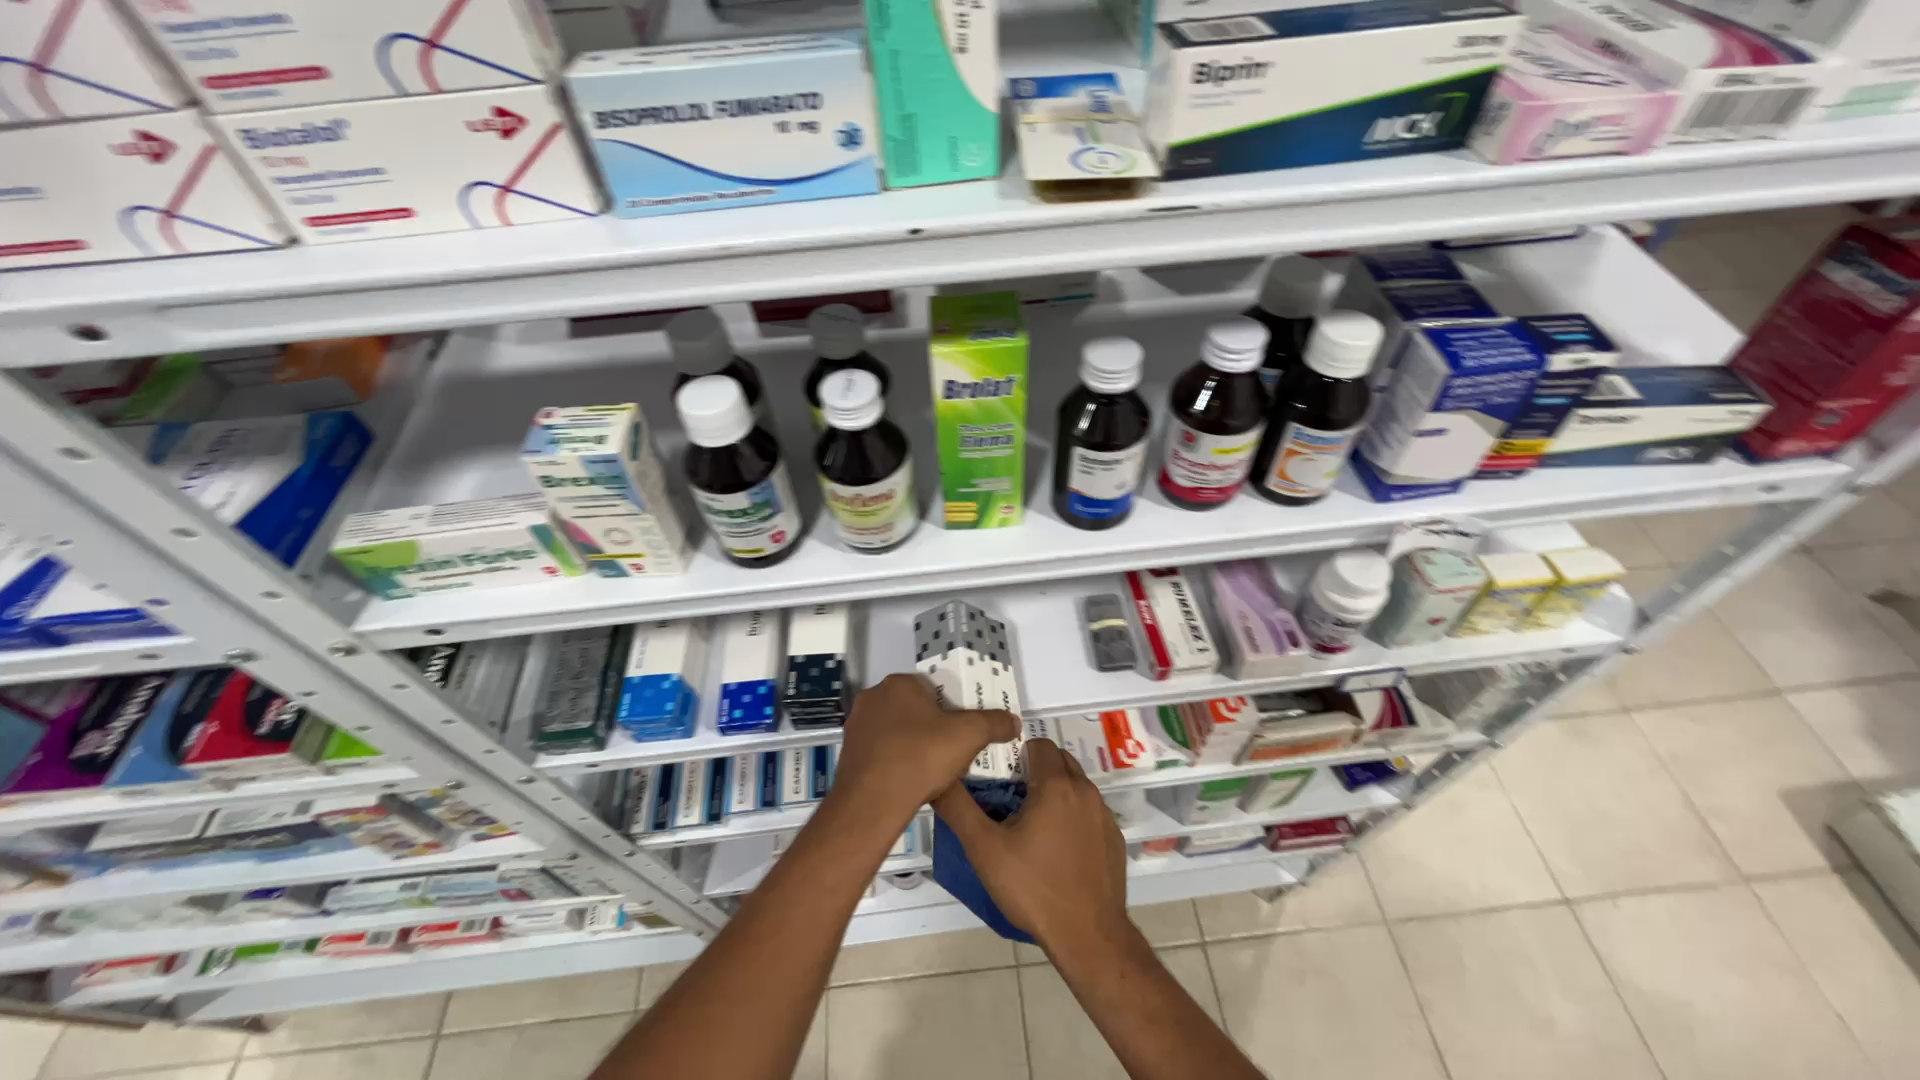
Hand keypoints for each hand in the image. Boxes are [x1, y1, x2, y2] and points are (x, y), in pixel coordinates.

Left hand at [830, 673, 1019, 821]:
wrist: (872, 802)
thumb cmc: (921, 757)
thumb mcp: (969, 736)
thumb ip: (994, 724)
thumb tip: (1014, 721)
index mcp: (898, 684)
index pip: (931, 687)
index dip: (950, 707)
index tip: (962, 729)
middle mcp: (872, 698)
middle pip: (912, 708)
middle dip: (931, 726)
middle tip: (951, 750)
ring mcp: (856, 727)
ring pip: (894, 731)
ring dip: (912, 745)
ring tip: (932, 770)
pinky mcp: (847, 754)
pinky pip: (880, 753)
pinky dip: (895, 763)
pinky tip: (909, 782)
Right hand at [932, 738, 1129, 952]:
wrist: (1087, 935)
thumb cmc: (1033, 888)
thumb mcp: (985, 849)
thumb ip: (959, 808)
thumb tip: (938, 780)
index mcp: (1056, 786)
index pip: (1038, 744)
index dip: (1016, 754)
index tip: (999, 778)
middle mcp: (1086, 792)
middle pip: (1060, 761)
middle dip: (1035, 770)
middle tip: (1010, 799)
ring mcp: (1104, 816)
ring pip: (1076, 786)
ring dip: (1055, 793)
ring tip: (1031, 825)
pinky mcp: (1114, 840)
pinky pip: (1090, 813)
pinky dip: (1073, 818)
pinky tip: (1057, 850)